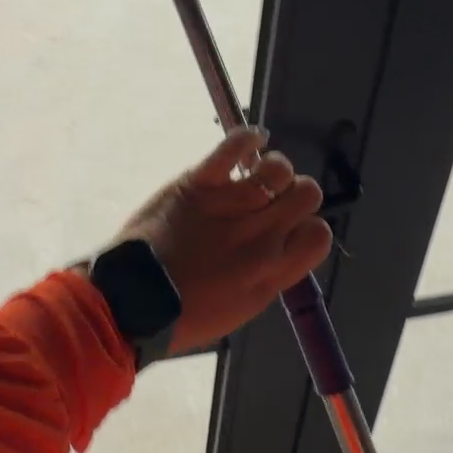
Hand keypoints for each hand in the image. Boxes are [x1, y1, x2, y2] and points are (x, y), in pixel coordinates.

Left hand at [103, 128, 333, 355]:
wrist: (133, 301)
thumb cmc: (185, 314)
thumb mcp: (242, 306)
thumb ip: (269, 272)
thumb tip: (282, 244)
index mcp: (273, 271)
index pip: (319, 233)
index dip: (308, 226)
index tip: (291, 227)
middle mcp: (261, 236)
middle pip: (307, 193)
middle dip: (295, 191)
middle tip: (274, 198)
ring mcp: (231, 205)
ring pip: (279, 168)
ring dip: (273, 168)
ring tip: (257, 173)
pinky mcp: (200, 182)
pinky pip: (234, 147)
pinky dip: (247, 138)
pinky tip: (251, 140)